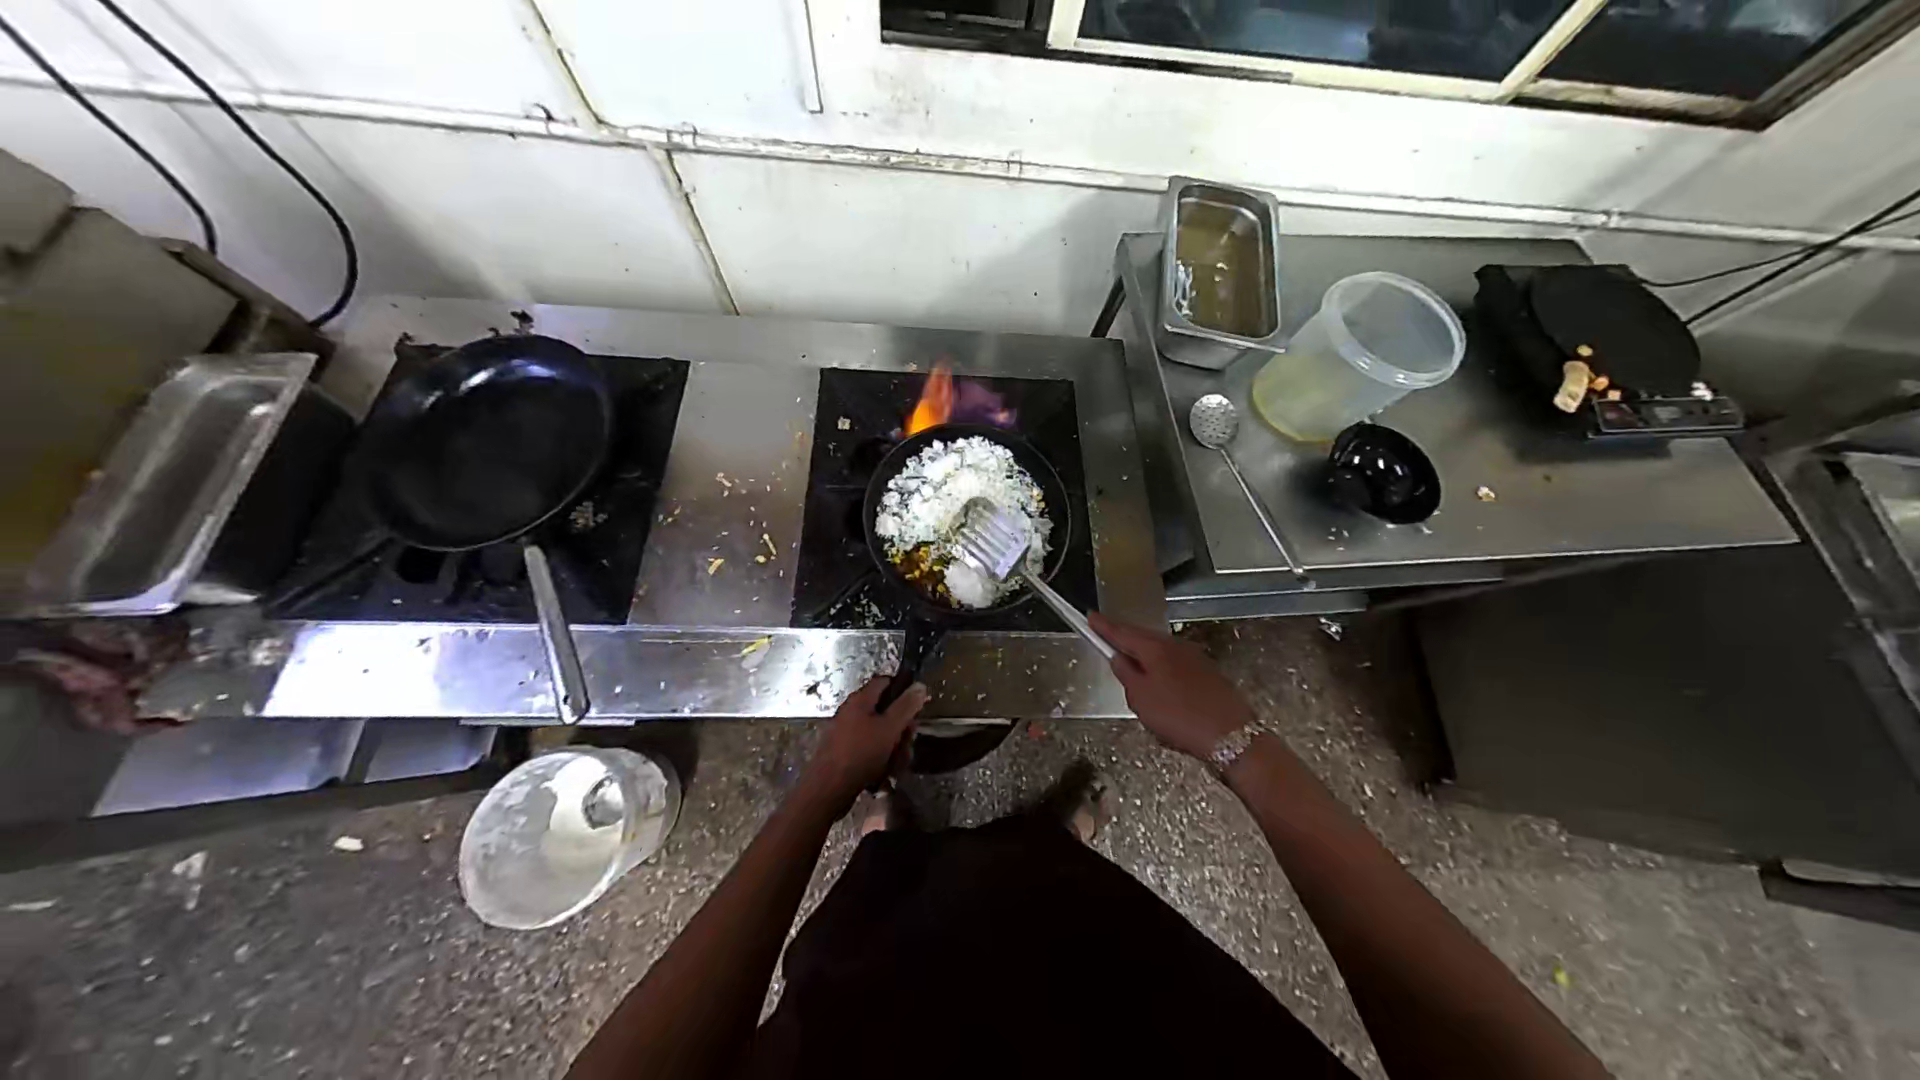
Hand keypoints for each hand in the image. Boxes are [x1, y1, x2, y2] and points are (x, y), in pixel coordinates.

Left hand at [802, 676, 927, 803]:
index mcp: (860, 700)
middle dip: (901, 728)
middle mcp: (851, 712)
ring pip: (879, 734)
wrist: (828, 789)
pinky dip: (880, 759)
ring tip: (897, 765)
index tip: (918, 706)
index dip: (903, 690)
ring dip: (893, 748)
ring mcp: (846, 733)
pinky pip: (869, 749)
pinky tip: (885, 774)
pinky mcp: (844, 753)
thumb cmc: (861, 753)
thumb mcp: (889, 728)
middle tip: (908, 743)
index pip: (885, 682)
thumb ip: (906, 706)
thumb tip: (920, 685)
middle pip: (885, 711)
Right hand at [1089, 612, 1255, 760]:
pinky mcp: (1207, 674)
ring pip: (1160, 651)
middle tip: (1106, 637)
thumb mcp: (1140, 698)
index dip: (1104, 626)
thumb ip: (1125, 674)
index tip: (1090, 617)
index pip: (1122, 632)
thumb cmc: (1179, 716)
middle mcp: (1176, 646)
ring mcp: (1195, 658)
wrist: (1231, 736)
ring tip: (1129, 664)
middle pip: (1143, 638)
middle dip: (1124, 638)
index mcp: (1155, 648)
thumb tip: (1119, 658)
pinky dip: (1160, 667)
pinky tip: (1158, 682)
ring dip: (1143, 655)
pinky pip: (1174, 664)